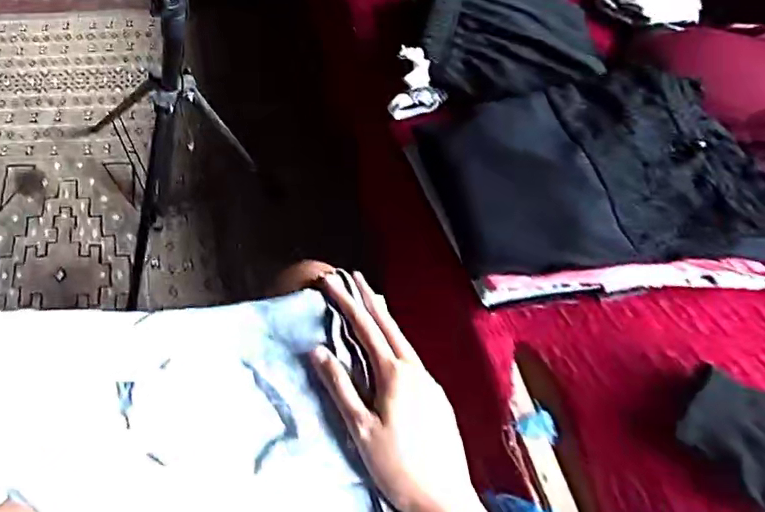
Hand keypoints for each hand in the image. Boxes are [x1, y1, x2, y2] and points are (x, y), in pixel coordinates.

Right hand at [310, 271, 482, 511]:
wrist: (446, 504)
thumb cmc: (398, 467)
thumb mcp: (361, 428)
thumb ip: (339, 387)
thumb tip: (318, 351)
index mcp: (394, 374)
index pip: (364, 327)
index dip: (346, 301)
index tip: (330, 281)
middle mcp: (415, 371)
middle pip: (388, 325)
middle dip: (370, 298)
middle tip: (356, 276)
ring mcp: (431, 385)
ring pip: (403, 341)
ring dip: (385, 319)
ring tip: (374, 303)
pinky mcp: (439, 401)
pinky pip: (413, 359)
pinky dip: (397, 342)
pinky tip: (394, 350)